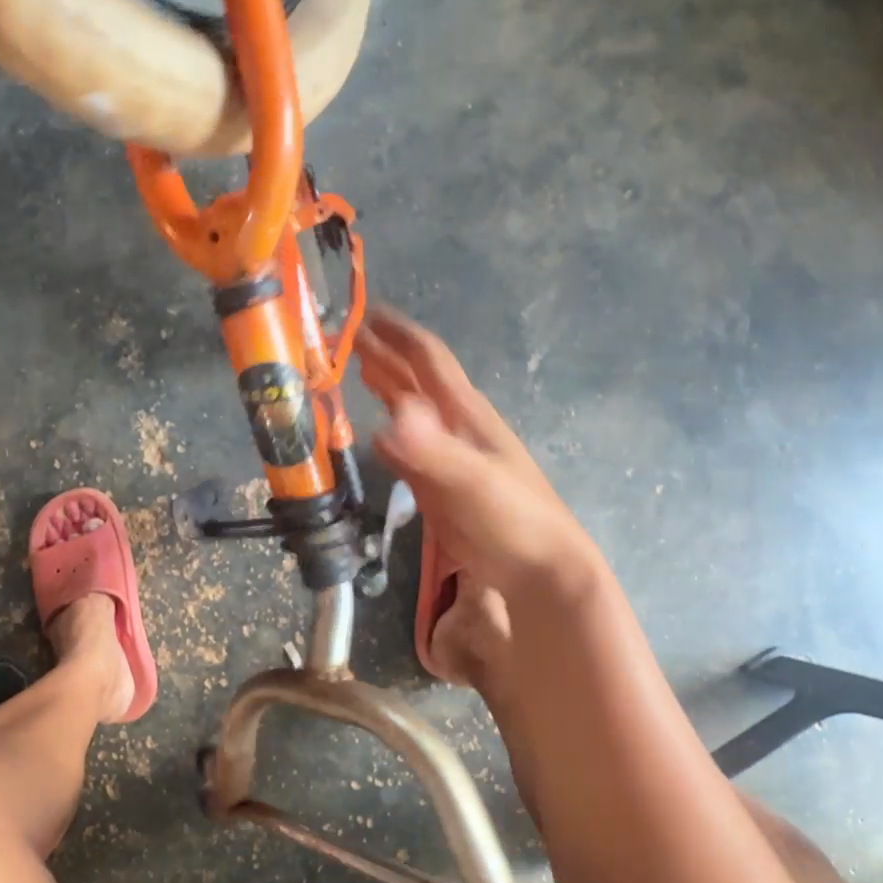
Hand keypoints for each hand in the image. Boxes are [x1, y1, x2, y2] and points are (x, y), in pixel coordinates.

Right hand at [357, 307, 604, 602]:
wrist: (539, 571)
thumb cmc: (513, 520)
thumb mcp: (472, 482)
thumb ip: (431, 452)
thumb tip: (388, 418)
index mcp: (464, 414)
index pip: (427, 360)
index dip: (397, 334)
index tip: (363, 312)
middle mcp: (453, 427)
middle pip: (415, 380)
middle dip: (383, 354)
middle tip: (342, 336)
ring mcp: (446, 457)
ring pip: (410, 412)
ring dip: (384, 388)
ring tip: (352, 369)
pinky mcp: (438, 488)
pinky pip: (407, 451)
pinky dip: (385, 436)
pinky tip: (372, 435)